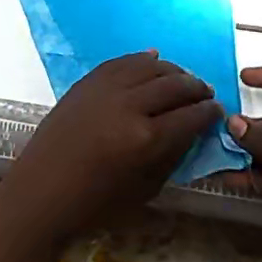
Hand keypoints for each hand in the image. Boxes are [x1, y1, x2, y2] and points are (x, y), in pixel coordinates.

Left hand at [0, 51, 221, 246]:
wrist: (44, 189)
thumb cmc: (96, 202)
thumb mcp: (145, 189)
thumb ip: (172, 156)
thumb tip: (192, 131)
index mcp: (147, 139)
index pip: (190, 117)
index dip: (209, 113)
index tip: (217, 111)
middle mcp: (129, 106)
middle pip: (173, 86)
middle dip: (195, 88)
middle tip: (206, 93)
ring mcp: (105, 89)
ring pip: (148, 67)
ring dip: (172, 71)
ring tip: (183, 78)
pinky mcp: (87, 81)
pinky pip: (120, 62)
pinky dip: (140, 59)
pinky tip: (152, 59)